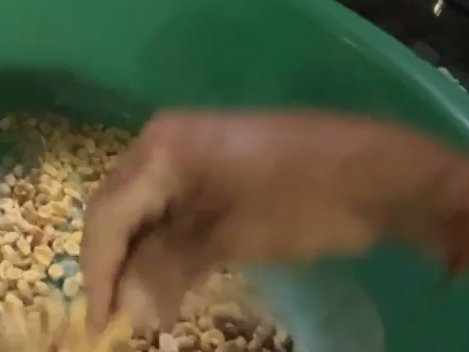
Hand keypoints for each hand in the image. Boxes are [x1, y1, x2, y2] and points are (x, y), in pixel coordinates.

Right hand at [81, 112, 468, 330]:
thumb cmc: (298, 203)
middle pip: (115, 206)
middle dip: (110, 263)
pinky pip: (163, 201)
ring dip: (133, 254)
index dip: (98, 272)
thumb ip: (168, 268)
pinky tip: (164, 275)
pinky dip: (159, 240)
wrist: (371, 171)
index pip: (107, 214)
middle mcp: (157, 140)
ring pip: (137, 205)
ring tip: (137, 306)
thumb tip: (125, 311)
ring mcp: (180, 147)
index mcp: (157, 150)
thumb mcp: (231, 239)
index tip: (99, 327)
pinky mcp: (204, 161)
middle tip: (114, 320)